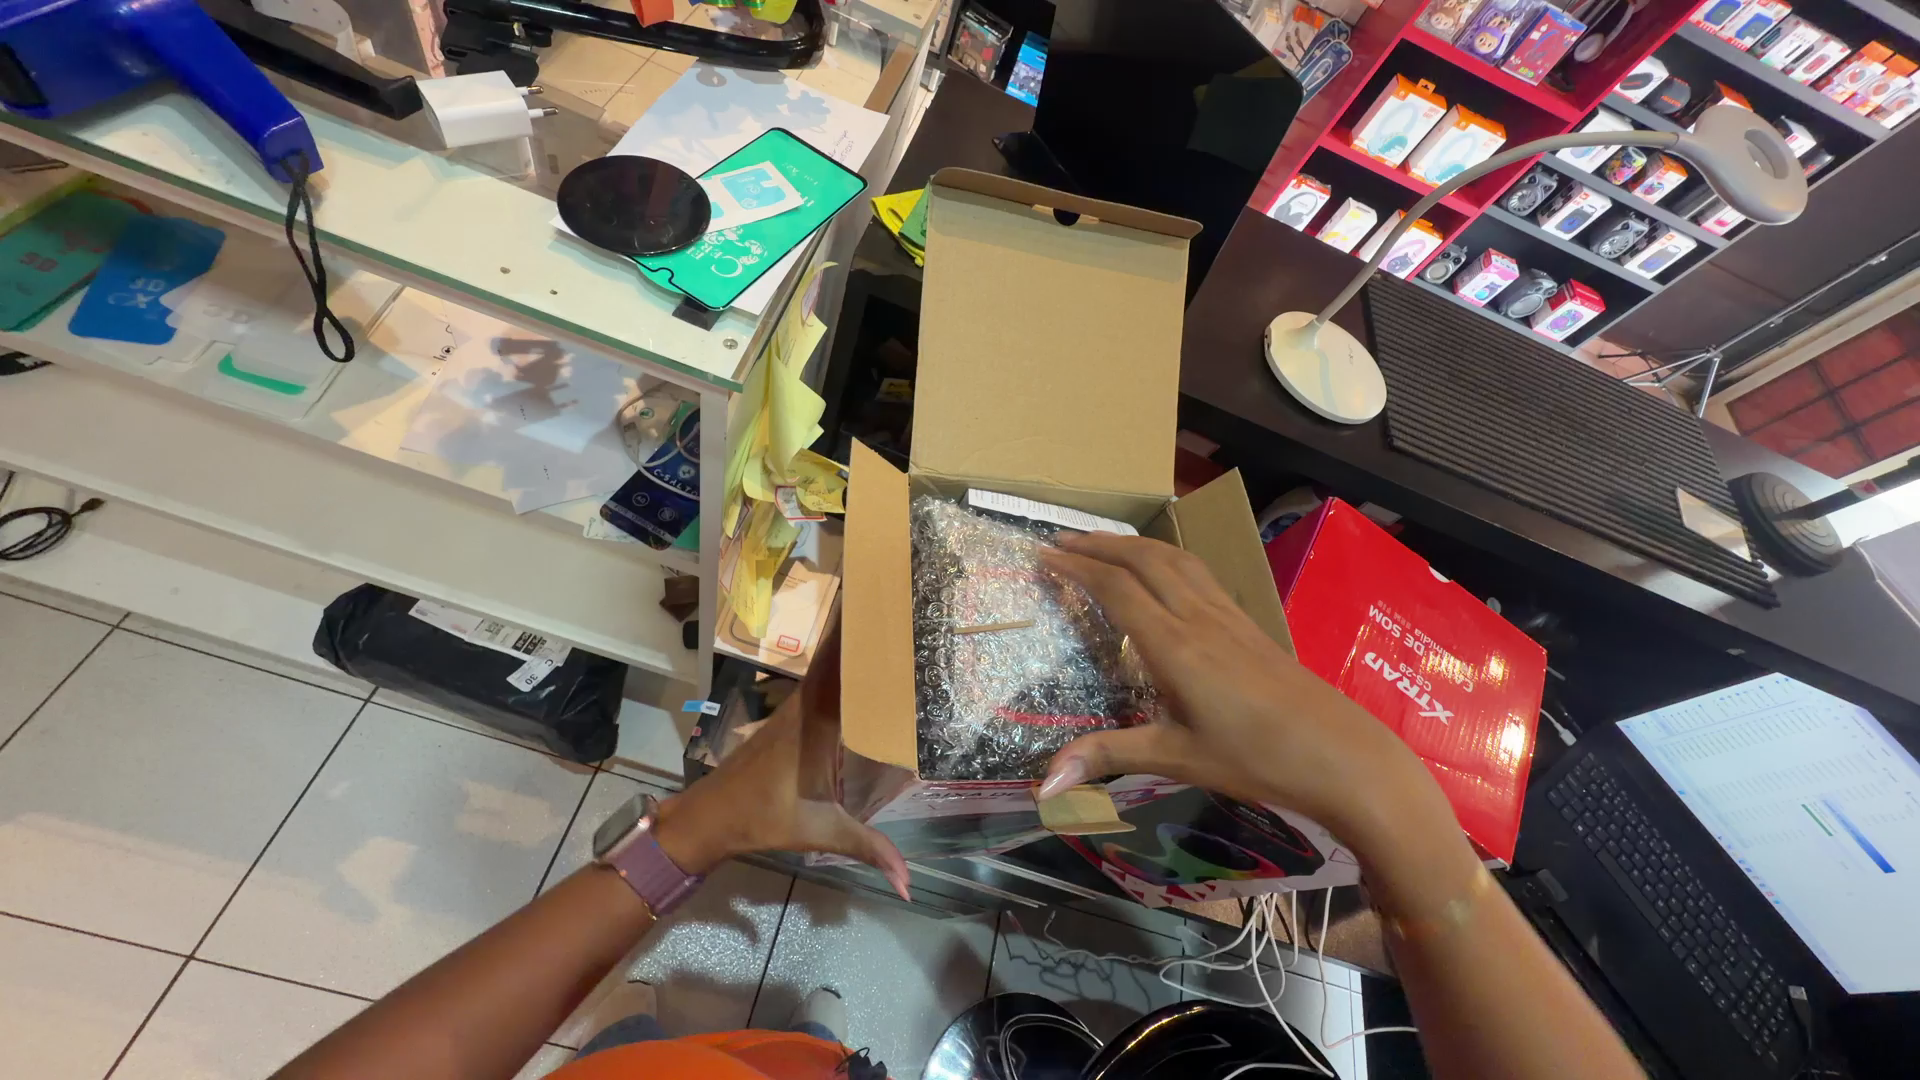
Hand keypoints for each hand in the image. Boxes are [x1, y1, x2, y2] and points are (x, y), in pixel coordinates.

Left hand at [653, 627, 911, 898]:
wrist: (709, 816)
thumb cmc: (762, 817)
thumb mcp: (818, 831)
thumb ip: (866, 847)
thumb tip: (909, 882)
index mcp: (813, 720)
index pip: (837, 664)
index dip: (854, 630)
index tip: (878, 599)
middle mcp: (804, 703)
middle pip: (835, 654)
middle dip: (863, 626)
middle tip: (900, 603)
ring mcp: (794, 706)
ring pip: (826, 663)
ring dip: (850, 643)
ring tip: (886, 622)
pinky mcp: (790, 715)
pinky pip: (820, 679)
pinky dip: (838, 664)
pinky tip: (858, 664)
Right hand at [1034, 532, 1440, 846]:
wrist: (1343, 756)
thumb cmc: (1257, 759)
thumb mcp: (1177, 758)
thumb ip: (1108, 756)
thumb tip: (1045, 784)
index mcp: (1175, 646)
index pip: (1117, 589)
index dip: (1077, 567)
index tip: (1044, 555)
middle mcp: (1198, 617)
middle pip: (1144, 559)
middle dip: (1100, 543)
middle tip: (1061, 539)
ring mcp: (1227, 616)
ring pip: (1175, 558)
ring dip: (1134, 543)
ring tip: (1103, 542)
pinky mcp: (1248, 623)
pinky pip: (1198, 572)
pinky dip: (1166, 556)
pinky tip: (1164, 569)